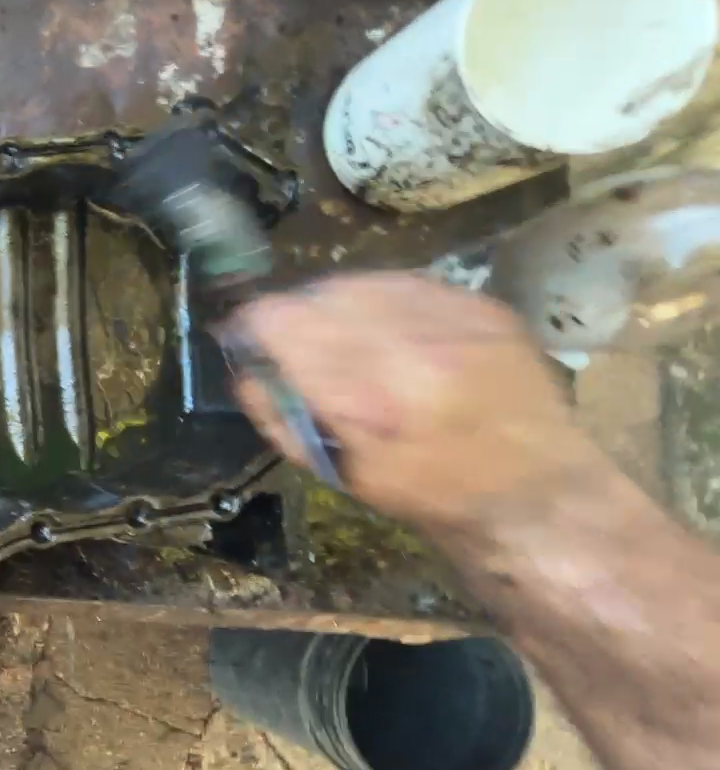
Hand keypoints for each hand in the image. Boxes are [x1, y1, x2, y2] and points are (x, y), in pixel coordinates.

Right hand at [225, 272, 610, 533]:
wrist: (531, 486)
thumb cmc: (417, 487)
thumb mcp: (332, 468)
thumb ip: (280, 419)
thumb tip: (247, 374)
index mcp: (361, 400)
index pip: (286, 330)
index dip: (252, 323)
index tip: (237, 328)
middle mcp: (406, 352)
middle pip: (319, 300)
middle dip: (286, 310)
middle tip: (274, 326)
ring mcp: (451, 325)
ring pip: (361, 283)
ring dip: (326, 299)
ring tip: (318, 318)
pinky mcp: (483, 310)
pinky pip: (408, 282)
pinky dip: (374, 294)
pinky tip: (368, 314)